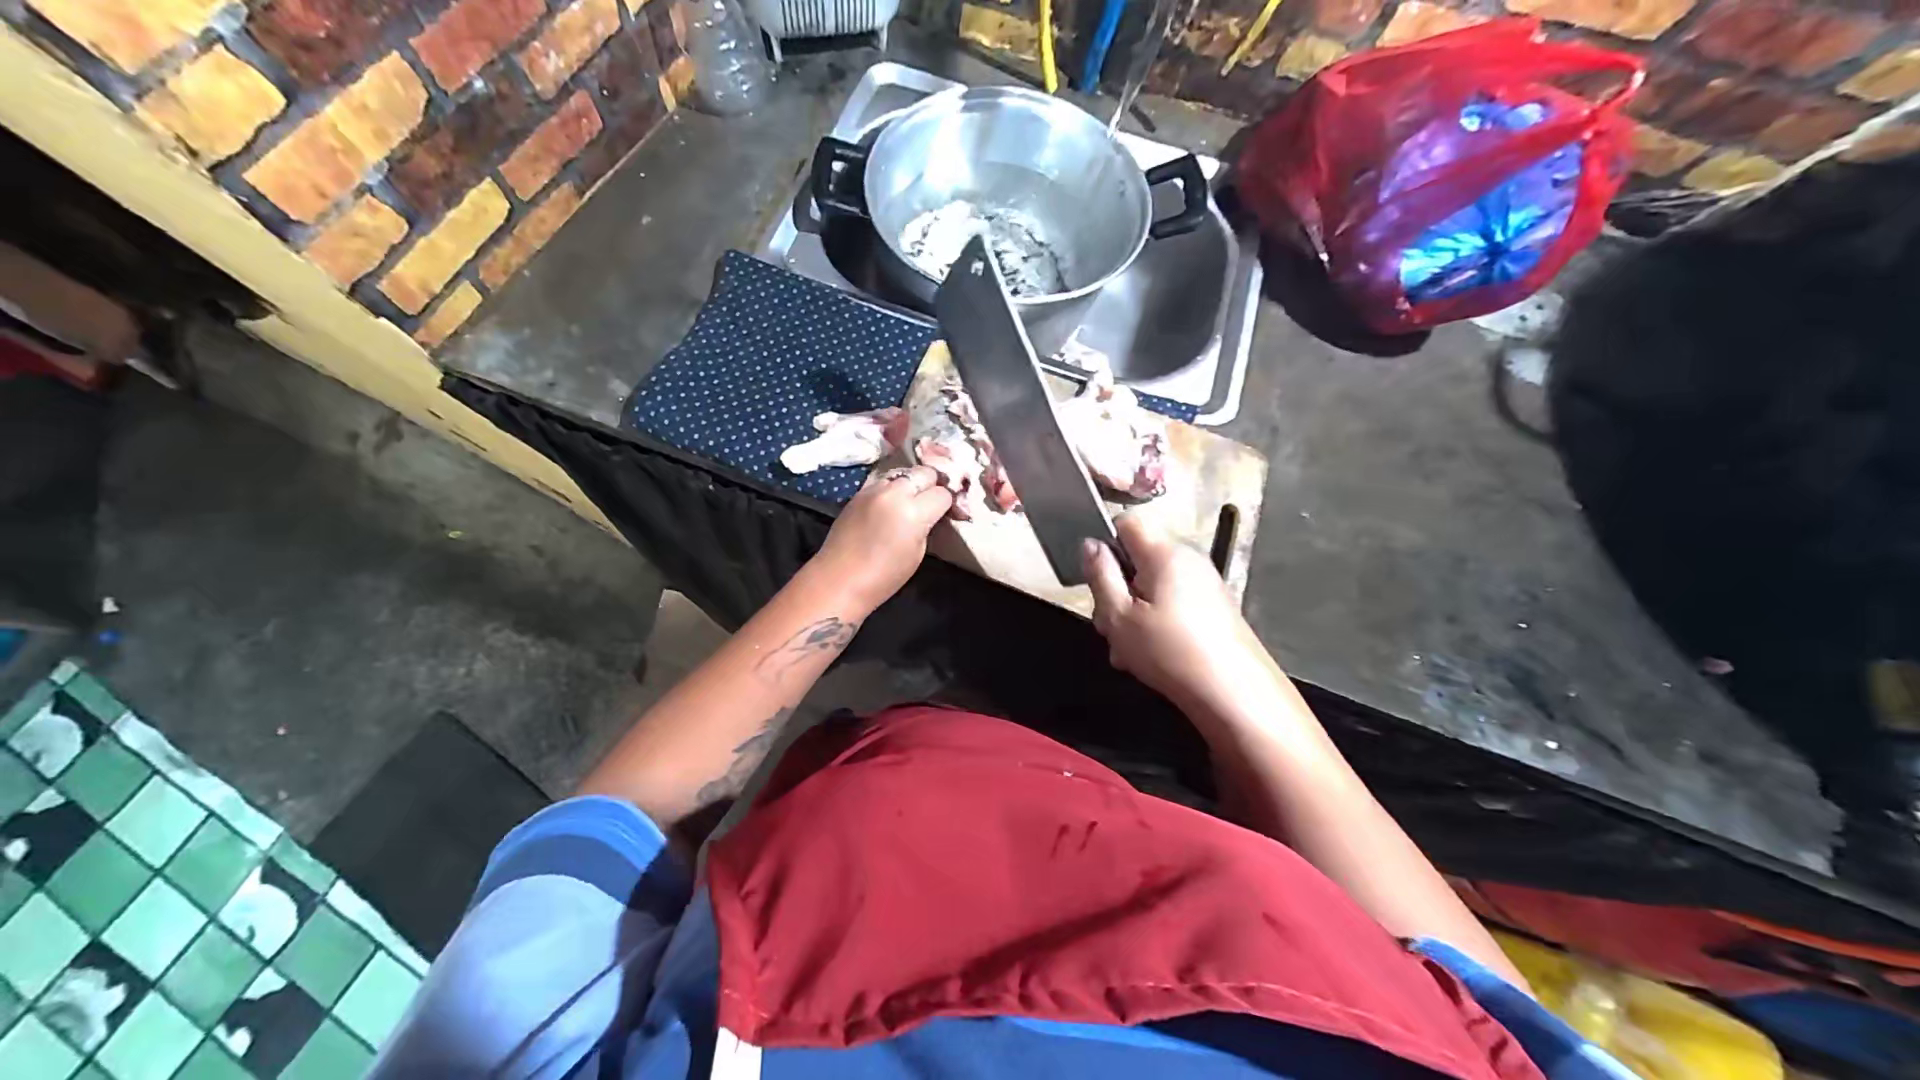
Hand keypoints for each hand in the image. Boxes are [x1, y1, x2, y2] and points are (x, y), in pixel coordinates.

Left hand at [813, 466, 953, 608]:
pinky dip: (890, 490)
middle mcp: (894, 493)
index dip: (946, 504)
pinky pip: (883, 482)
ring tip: (908, 503)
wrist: (840, 579)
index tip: (944, 514)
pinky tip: (888, 507)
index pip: (942, 493)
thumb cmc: (884, 576)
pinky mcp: (858, 492)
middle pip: (924, 473)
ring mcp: (873, 489)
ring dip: (909, 485)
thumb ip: (926, 525)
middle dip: (931, 485)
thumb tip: (931, 514)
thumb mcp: (918, 552)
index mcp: (913, 511)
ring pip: (902, 474)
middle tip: (929, 503)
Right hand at [1083, 513, 1270, 706]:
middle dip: (1118, 591)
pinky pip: (1173, 605)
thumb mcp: (1118, 617)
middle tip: (1111, 628)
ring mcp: (1205, 585)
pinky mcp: (1215, 609)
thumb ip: (1100, 576)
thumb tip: (1090, 544)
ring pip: (1153, 588)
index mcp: (1164, 554)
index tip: (1098, 581)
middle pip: (1138, 561)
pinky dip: (1158, 626)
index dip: (1105, 545)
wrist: (1235, 695)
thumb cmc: (1170, 653)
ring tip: (1130, 652)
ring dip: (1134, 615)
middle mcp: (1188, 560)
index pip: (1127, 523)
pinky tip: (1154, 658)